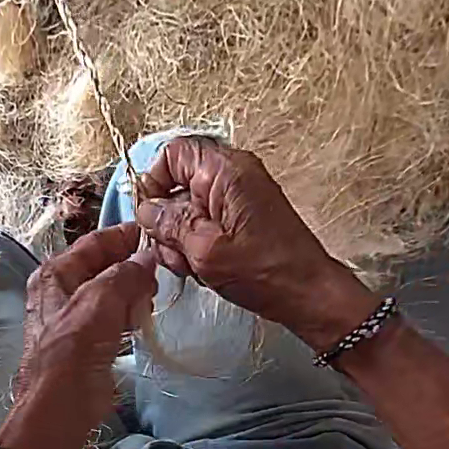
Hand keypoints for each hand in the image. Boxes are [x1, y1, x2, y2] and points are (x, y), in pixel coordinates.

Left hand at [0, 223, 156, 448]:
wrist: (59, 407)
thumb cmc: (72, 352)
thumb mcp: (98, 303)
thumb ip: (124, 275)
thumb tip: (147, 259)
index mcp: (54, 275)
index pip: (92, 243)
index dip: (123, 236)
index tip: (153, 233)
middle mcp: (60, 293)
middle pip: (102, 268)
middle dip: (131, 267)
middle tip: (159, 272)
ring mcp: (73, 319)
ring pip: (110, 294)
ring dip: (132, 293)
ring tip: (152, 297)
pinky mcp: (87, 343)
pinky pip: (112, 319)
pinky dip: (128, 316)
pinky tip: (141, 320)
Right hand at [132, 137, 379, 348]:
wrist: (304, 294)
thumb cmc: (265, 272)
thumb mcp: (206, 249)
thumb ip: (170, 224)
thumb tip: (145, 208)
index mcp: (226, 172)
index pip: (173, 153)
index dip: (153, 182)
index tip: (150, 217)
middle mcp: (230, 178)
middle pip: (175, 186)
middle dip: (165, 222)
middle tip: (176, 252)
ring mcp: (233, 200)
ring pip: (183, 211)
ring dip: (177, 241)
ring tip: (193, 266)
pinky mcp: (235, 221)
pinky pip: (199, 226)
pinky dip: (192, 247)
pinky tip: (202, 268)